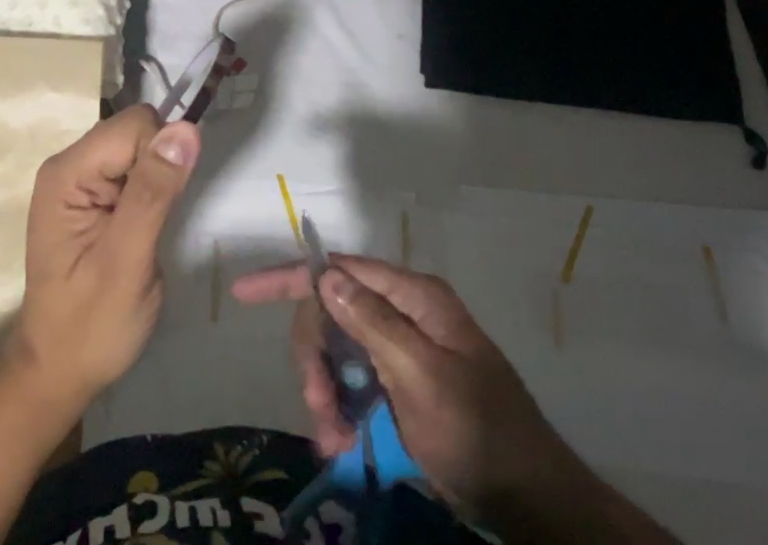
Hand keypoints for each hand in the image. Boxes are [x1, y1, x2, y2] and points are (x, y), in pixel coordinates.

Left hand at [5, 105, 199, 399]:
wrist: (60, 368)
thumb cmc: (90, 323)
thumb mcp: (126, 262)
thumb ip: (154, 193)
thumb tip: (185, 128)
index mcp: (67, 174)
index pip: (134, 126)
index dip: (163, 155)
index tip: (167, 205)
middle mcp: (69, 166)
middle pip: (136, 132)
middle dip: (161, 167)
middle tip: (157, 224)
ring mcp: (80, 182)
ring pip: (140, 150)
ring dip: (158, 182)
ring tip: (152, 230)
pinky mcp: (94, 198)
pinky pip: (135, 172)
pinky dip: (152, 193)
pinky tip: (147, 228)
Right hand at [231, 257, 579, 523]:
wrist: (524, 495)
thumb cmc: (476, 430)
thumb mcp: (422, 376)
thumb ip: (373, 322)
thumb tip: (326, 276)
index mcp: (414, 299)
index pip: (339, 271)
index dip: (288, 278)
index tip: (243, 293)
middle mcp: (404, 314)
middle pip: (330, 316)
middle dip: (315, 360)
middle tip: (317, 406)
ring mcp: (401, 349)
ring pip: (336, 353)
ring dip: (325, 393)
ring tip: (333, 436)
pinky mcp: (398, 383)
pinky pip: (352, 382)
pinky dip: (340, 409)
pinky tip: (340, 440)